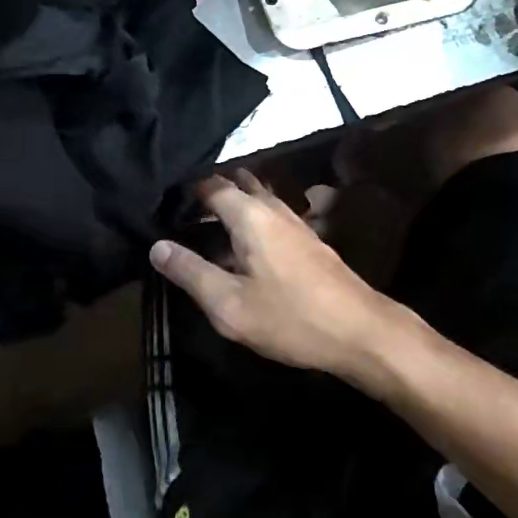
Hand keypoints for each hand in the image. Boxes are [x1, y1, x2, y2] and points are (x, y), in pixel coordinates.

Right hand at [149, 173, 410, 380]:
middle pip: (234, 185)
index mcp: (248, 213)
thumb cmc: (290, 317)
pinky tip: (241, 247)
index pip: (208, 185)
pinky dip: (249, 219)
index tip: (161, 205)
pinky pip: (268, 214)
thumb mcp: (229, 304)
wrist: (361, 331)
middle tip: (180, 215)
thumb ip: (190, 272)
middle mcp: (270, 206)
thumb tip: (157, 246)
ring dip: (230, 206)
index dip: (184, 192)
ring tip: (204, 228)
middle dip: (207, 193)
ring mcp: (293, 220)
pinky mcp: (306, 238)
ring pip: (254, 198)